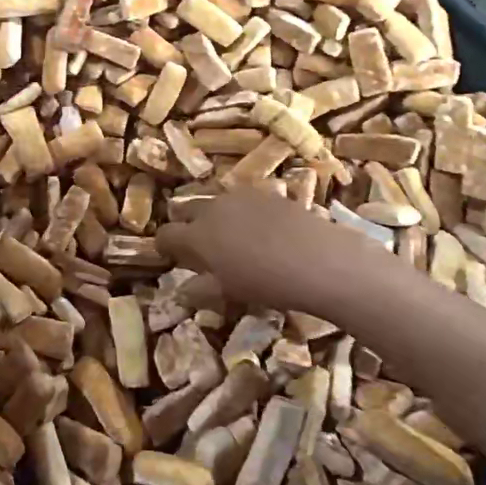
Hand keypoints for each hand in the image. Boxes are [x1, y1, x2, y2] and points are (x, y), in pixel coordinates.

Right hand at [155, 187, 410, 314]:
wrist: (319, 260)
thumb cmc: (268, 284)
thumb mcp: (231, 293)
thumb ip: (202, 289)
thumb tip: (182, 293)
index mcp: (197, 235)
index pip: (166, 235)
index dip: (166, 246)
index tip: (173, 257)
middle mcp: (213, 208)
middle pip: (187, 210)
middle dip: (187, 225)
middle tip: (201, 247)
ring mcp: (241, 196)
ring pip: (215, 200)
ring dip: (214, 215)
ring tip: (231, 235)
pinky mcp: (266, 191)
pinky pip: (243, 197)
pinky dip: (241, 210)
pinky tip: (260, 228)